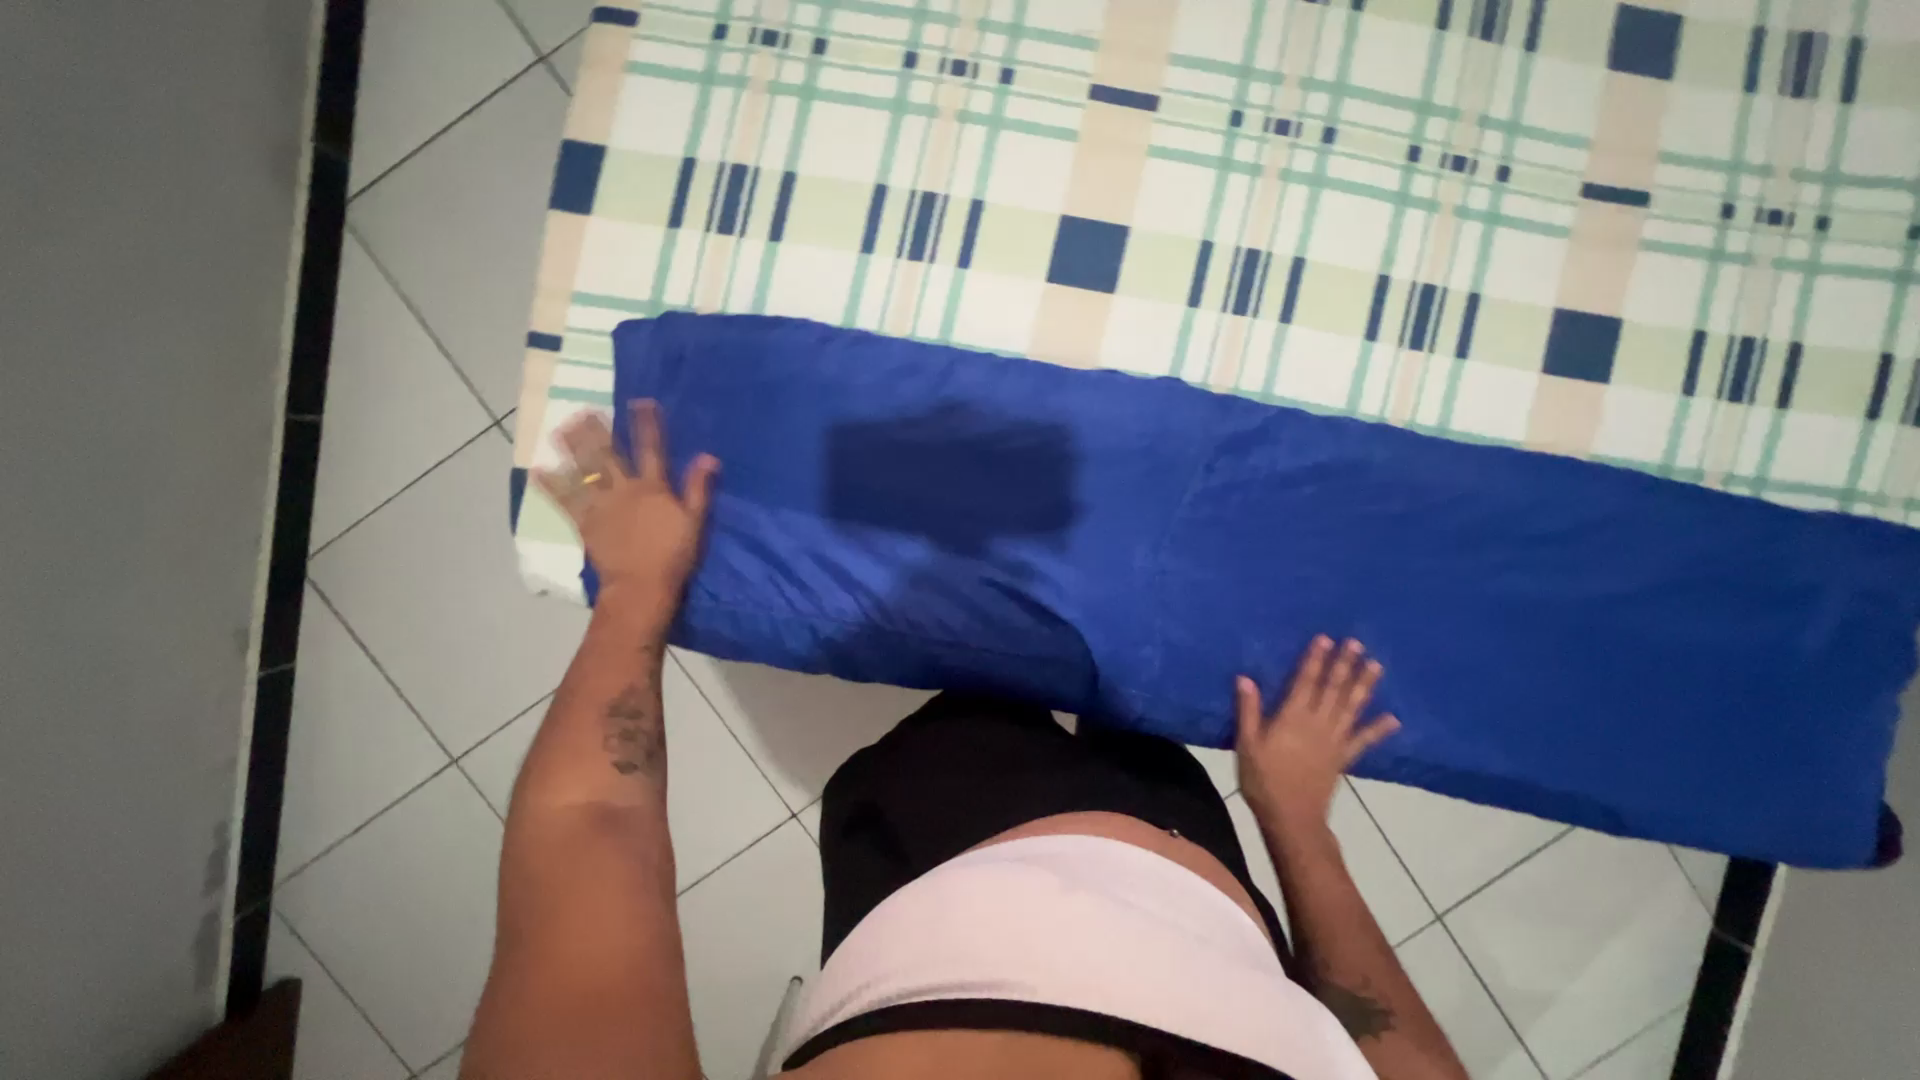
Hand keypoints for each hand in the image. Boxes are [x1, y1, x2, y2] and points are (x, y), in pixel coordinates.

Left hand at [534, 400, 718, 622]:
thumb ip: (698, 488)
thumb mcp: (695, 521)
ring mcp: (602, 506)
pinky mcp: (585, 523)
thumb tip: (709, 457)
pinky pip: (566, 501)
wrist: (642, 586)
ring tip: (559, 430)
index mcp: (654, 488)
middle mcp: (625, 490)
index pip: (652, 449)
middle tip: (584, 411)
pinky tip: (539, 471)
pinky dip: (552, 486)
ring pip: (585, 471)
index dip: (647, 425)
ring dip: (572, 450)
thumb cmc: (674, 556)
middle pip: (609, 455)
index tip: (641, 402)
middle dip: (597, 432)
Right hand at [1236, 636, 1399, 831]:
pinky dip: (1379, 729)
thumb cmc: (1262, 780)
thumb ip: (1249, 711)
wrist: (1291, 817)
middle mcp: (1318, 724)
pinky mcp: (1344, 757)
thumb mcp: (1247, 744)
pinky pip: (1364, 740)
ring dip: (1364, 685)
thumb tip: (1245, 678)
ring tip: (1376, 665)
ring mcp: (1335, 740)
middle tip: (1356, 643)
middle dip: (1344, 665)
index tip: (1325, 639)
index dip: (1315, 660)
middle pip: (1333, 689)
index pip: (1305, 681)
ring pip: (1352, 707)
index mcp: (1292, 718)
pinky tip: (1394, 718)